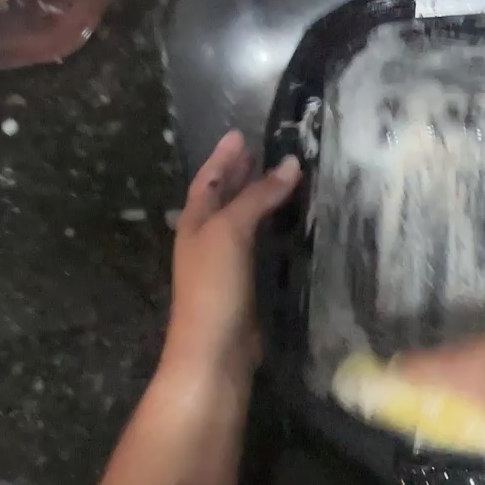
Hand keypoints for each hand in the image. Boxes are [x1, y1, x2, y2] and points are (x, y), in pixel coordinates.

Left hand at [160, 131, 300, 386]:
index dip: (223, 157)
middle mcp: (207, 239)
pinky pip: (259, 245)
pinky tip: (290, 225)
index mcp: (194, 222)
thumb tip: (290, 164)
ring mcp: (225, 264)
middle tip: (262, 150)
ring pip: (243, 221)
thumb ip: (257, 197)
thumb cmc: (214, 285)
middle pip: (223, 198)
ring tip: (284, 179)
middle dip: (239, 174)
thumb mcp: (230, 231)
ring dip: (259, 199)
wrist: (214, 351)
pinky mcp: (246, 285)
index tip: (240, 133)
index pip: (207, 179)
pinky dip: (272, 228)